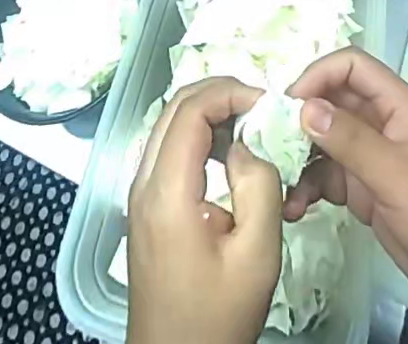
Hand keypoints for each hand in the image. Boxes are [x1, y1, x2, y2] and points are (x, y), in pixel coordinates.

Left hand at [127, 78, 280, 343]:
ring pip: (170, 123)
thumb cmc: (217, 316)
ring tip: (250, 122)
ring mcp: (140, 191)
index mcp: (166, 190)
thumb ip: (258, 186)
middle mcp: (143, 180)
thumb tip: (249, 143)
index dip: (229, 92)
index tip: (267, 102)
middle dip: (219, 93)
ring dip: (209, 111)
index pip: (190, 110)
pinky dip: (199, 134)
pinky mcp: (146, 202)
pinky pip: (169, 147)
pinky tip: (228, 150)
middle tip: (260, 104)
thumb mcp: (256, 255)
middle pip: (175, 107)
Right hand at [284, 48, 407, 317]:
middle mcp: (380, 125)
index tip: (288, 104)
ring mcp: (372, 158)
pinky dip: (308, 188)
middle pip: (330, 102)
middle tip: (268, 143)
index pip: (352, 67)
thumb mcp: (398, 176)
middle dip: (298, 118)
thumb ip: (350, 140)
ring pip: (323, 141)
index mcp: (397, 106)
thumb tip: (303, 107)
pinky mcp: (366, 191)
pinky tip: (294, 208)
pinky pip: (327, 177)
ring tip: (277, 183)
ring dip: (298, 158)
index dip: (318, 75)